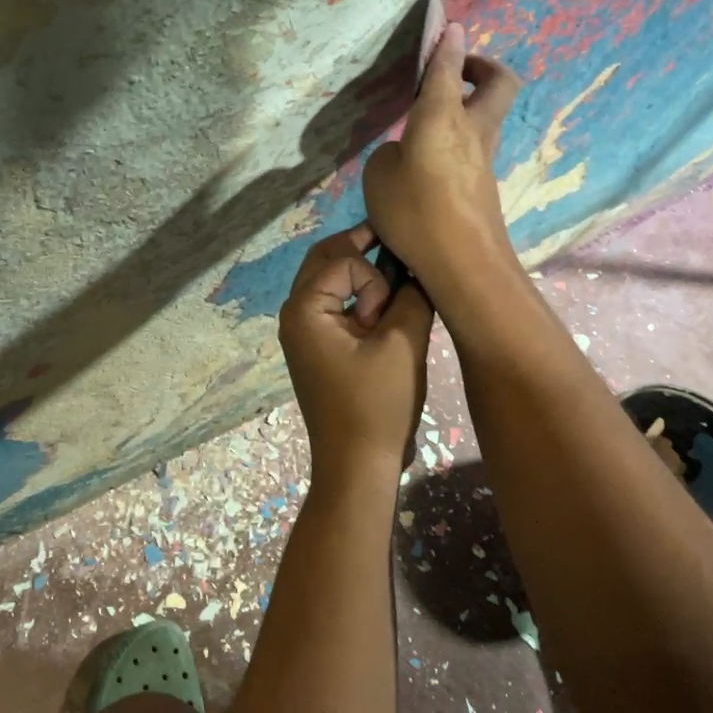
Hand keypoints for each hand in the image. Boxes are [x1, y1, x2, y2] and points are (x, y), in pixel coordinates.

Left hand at [278, 223, 433, 480]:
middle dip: (361, 249)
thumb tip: (419, 268)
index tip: (382, 318)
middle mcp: (294, 313)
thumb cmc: (377, 404)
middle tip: (398, 247)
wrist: (357, 465)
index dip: (373, 278)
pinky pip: (333, 304)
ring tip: (395, 279)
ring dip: (358, 273)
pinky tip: (383, 306)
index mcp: (303, 308)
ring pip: (328, 280)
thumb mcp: (402, 345)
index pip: (343, 261)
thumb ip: (412, 297)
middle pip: (325, 259)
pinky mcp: (315, 347)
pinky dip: (356, 296)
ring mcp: (302, 331)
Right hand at [363, 22, 521, 286]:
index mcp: (442, 116)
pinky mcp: (484, 183)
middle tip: (456, 69)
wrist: (464, 263)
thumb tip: (404, 153)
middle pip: (499, 82)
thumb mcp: (379, 176)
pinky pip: (475, 144)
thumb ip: (390, 154)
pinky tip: (429, 157)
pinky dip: (458, 136)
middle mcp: (472, 128)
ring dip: (469, 103)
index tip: (448, 24)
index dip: (446, 43)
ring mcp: (484, 157)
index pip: (447, 67)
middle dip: (482, 65)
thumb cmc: (414, 211)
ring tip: (432, 114)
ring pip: (489, 114)